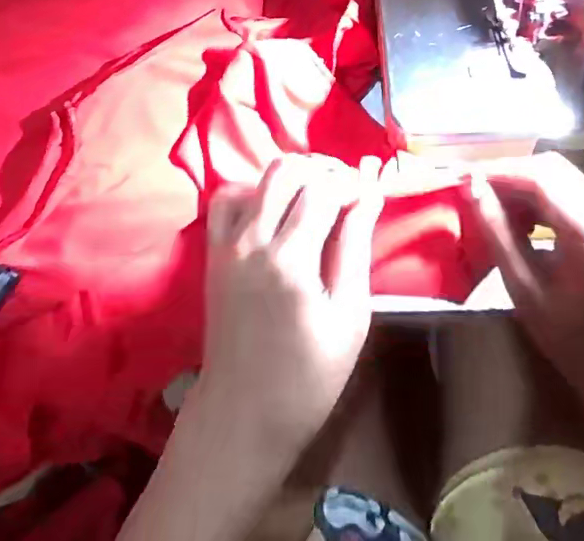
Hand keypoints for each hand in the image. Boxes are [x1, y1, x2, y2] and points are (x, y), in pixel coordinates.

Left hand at [198, 155, 383, 457]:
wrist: (241, 414)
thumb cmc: (307, 378)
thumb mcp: (349, 319)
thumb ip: (355, 249)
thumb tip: (368, 196)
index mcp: (290, 261)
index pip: (323, 188)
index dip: (352, 182)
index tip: (370, 193)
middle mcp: (252, 241)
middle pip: (288, 170)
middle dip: (324, 169)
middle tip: (347, 190)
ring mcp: (226, 244)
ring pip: (257, 176)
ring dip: (292, 175)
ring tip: (317, 195)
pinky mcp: (212, 252)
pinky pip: (227, 198)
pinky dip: (254, 189)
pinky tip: (276, 208)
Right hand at [466, 154, 583, 424]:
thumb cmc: (566, 337)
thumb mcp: (522, 288)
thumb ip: (497, 232)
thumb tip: (471, 186)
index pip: (546, 181)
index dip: (504, 172)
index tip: (469, 175)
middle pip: (557, 171)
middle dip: (513, 172)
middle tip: (478, 185)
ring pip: (566, 175)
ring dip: (527, 181)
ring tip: (495, 198)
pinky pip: (576, 190)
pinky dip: (545, 193)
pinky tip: (523, 210)